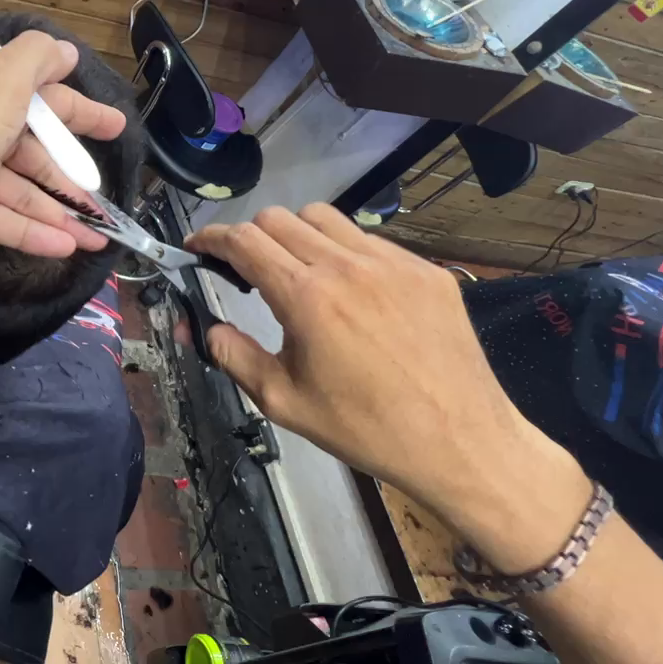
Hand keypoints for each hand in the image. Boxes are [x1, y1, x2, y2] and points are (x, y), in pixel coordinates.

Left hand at [0, 31, 124, 263]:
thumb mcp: (2, 80)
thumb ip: (36, 58)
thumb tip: (63, 51)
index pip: (47, 100)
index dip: (83, 112)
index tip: (115, 126)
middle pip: (35, 150)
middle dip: (73, 174)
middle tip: (107, 201)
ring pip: (20, 189)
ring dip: (58, 212)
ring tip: (95, 238)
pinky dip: (31, 231)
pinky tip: (63, 248)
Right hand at [186, 205, 590, 570]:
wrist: (465, 447)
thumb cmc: (366, 429)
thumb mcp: (283, 401)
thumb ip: (232, 355)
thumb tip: (203, 328)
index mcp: (306, 298)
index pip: (243, 241)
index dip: (210, 238)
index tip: (197, 246)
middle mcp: (346, 267)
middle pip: (276, 218)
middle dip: (249, 237)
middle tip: (245, 268)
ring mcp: (392, 264)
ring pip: (321, 217)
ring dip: (295, 234)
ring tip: (297, 269)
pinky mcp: (425, 271)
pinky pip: (367, 239)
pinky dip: (342, 251)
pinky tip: (349, 289)